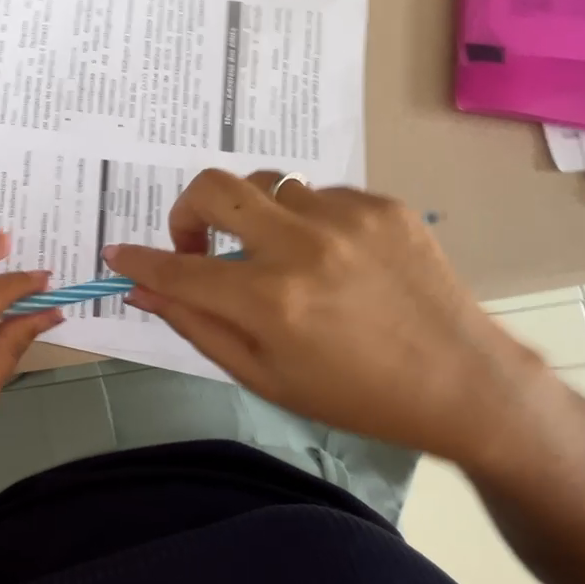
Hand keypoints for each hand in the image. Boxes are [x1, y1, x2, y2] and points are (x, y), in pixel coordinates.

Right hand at [106, 170, 545, 464]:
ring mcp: (346, 218)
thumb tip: (143, 289)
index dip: (138, 259)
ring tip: (276, 257)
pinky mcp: (382, 206)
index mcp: (269, 300)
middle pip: (213, 188)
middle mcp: (302, 246)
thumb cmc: (354, 395)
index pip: (178, 267)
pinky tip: (331, 260)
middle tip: (197, 244)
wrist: (467, 386)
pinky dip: (306, 222)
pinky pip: (317, 196)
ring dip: (253, 219)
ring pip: (266, 187)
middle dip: (186, 212)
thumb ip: (197, 325)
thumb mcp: (264, 376)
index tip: (117, 253)